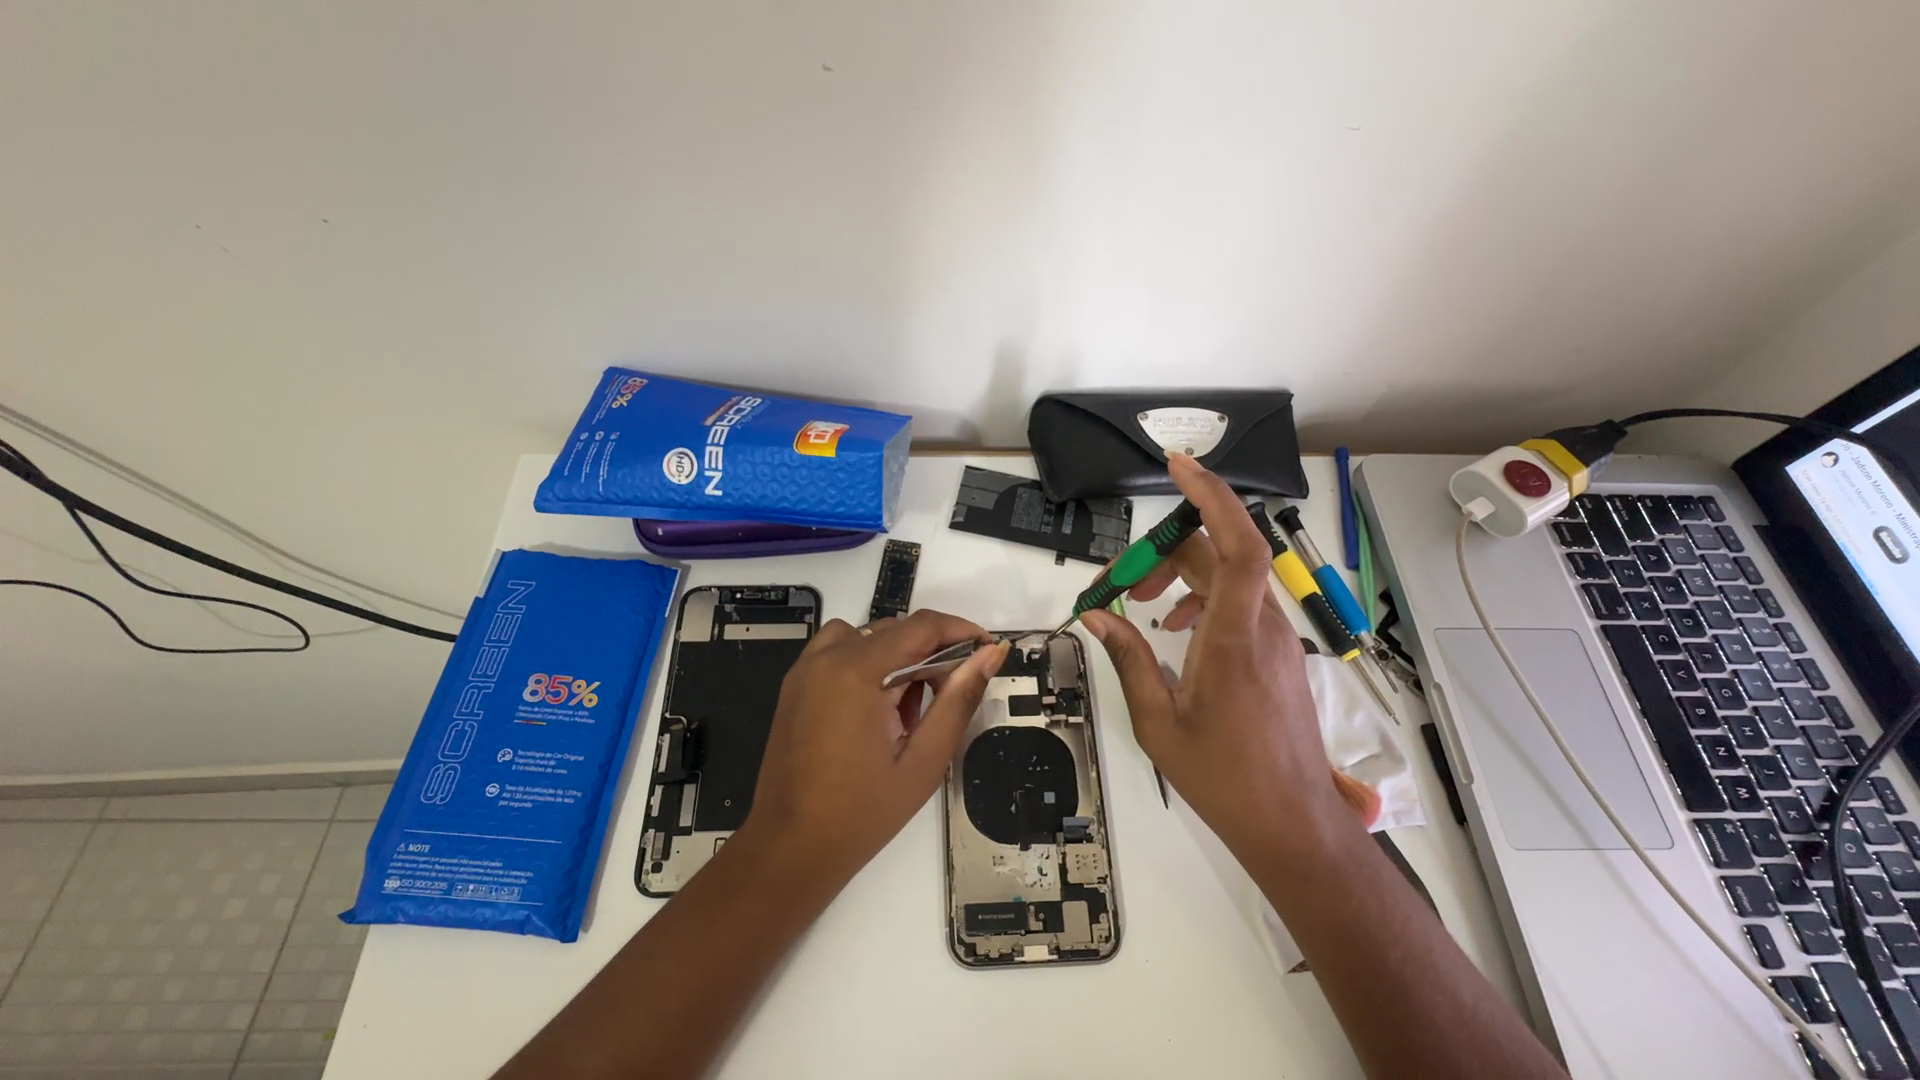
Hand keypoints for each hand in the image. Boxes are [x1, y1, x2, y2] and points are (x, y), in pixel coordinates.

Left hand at [741, 610, 1008, 883]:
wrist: (791, 846)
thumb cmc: (862, 812)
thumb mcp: (924, 759)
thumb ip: (958, 699)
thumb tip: (989, 655)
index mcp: (859, 672)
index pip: (921, 626)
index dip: (960, 631)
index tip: (986, 651)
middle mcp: (827, 658)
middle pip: (894, 630)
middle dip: (930, 654)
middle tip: (948, 700)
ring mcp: (805, 670)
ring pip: (866, 637)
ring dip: (897, 657)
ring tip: (908, 710)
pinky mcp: (794, 686)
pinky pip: (838, 652)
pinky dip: (865, 663)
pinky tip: (875, 709)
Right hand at [1079, 453, 1351, 857]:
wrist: (1290, 821)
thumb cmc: (1222, 777)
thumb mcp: (1157, 721)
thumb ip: (1127, 658)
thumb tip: (1096, 613)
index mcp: (1233, 639)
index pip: (1238, 545)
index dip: (1212, 497)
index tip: (1178, 466)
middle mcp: (1263, 627)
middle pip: (1220, 554)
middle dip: (1164, 551)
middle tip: (1120, 582)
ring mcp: (1276, 639)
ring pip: (1230, 577)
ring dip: (1181, 575)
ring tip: (1139, 604)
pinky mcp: (1278, 653)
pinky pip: (1240, 602)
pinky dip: (1203, 597)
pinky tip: (1175, 627)